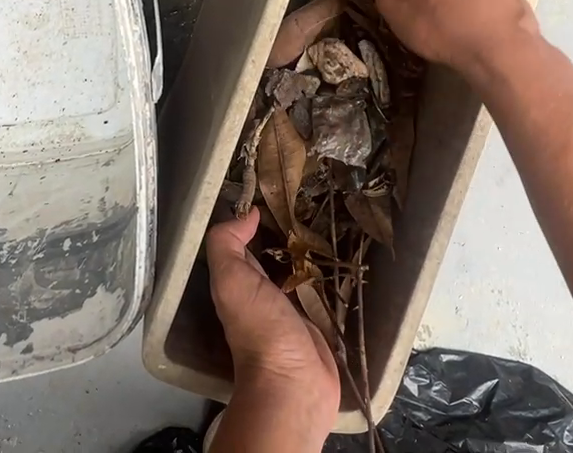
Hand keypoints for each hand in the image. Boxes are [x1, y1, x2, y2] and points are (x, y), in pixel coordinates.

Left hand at [205, 211, 339, 436]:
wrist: (294, 385)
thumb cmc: (260, 330)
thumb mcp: (231, 281)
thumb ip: (226, 244)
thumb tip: (245, 213)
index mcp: (240, 280)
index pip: (244, 239)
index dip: (254, 215)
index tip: (278, 187)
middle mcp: (264, 290)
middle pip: (275, 251)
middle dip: (288, 228)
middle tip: (312, 200)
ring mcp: (293, 305)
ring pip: (300, 266)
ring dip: (312, 248)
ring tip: (333, 218)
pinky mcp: (319, 319)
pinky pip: (324, 287)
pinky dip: (331, 272)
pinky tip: (345, 254)